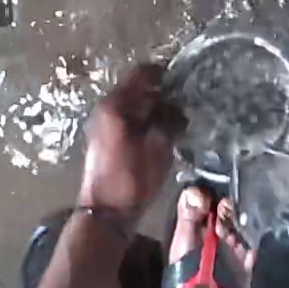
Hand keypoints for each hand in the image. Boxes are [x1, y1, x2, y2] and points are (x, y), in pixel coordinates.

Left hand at [78, 63, 183, 228]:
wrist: (106, 214)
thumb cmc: (132, 178)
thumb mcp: (159, 146)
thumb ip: (170, 119)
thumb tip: (178, 107)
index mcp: (115, 104)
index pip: (141, 73)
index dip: (164, 73)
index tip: (184, 79)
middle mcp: (105, 108)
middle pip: (137, 88)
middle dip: (161, 93)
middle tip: (185, 102)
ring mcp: (103, 124)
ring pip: (133, 105)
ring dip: (154, 109)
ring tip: (178, 119)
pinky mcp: (105, 139)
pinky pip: (128, 119)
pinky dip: (145, 121)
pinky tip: (163, 133)